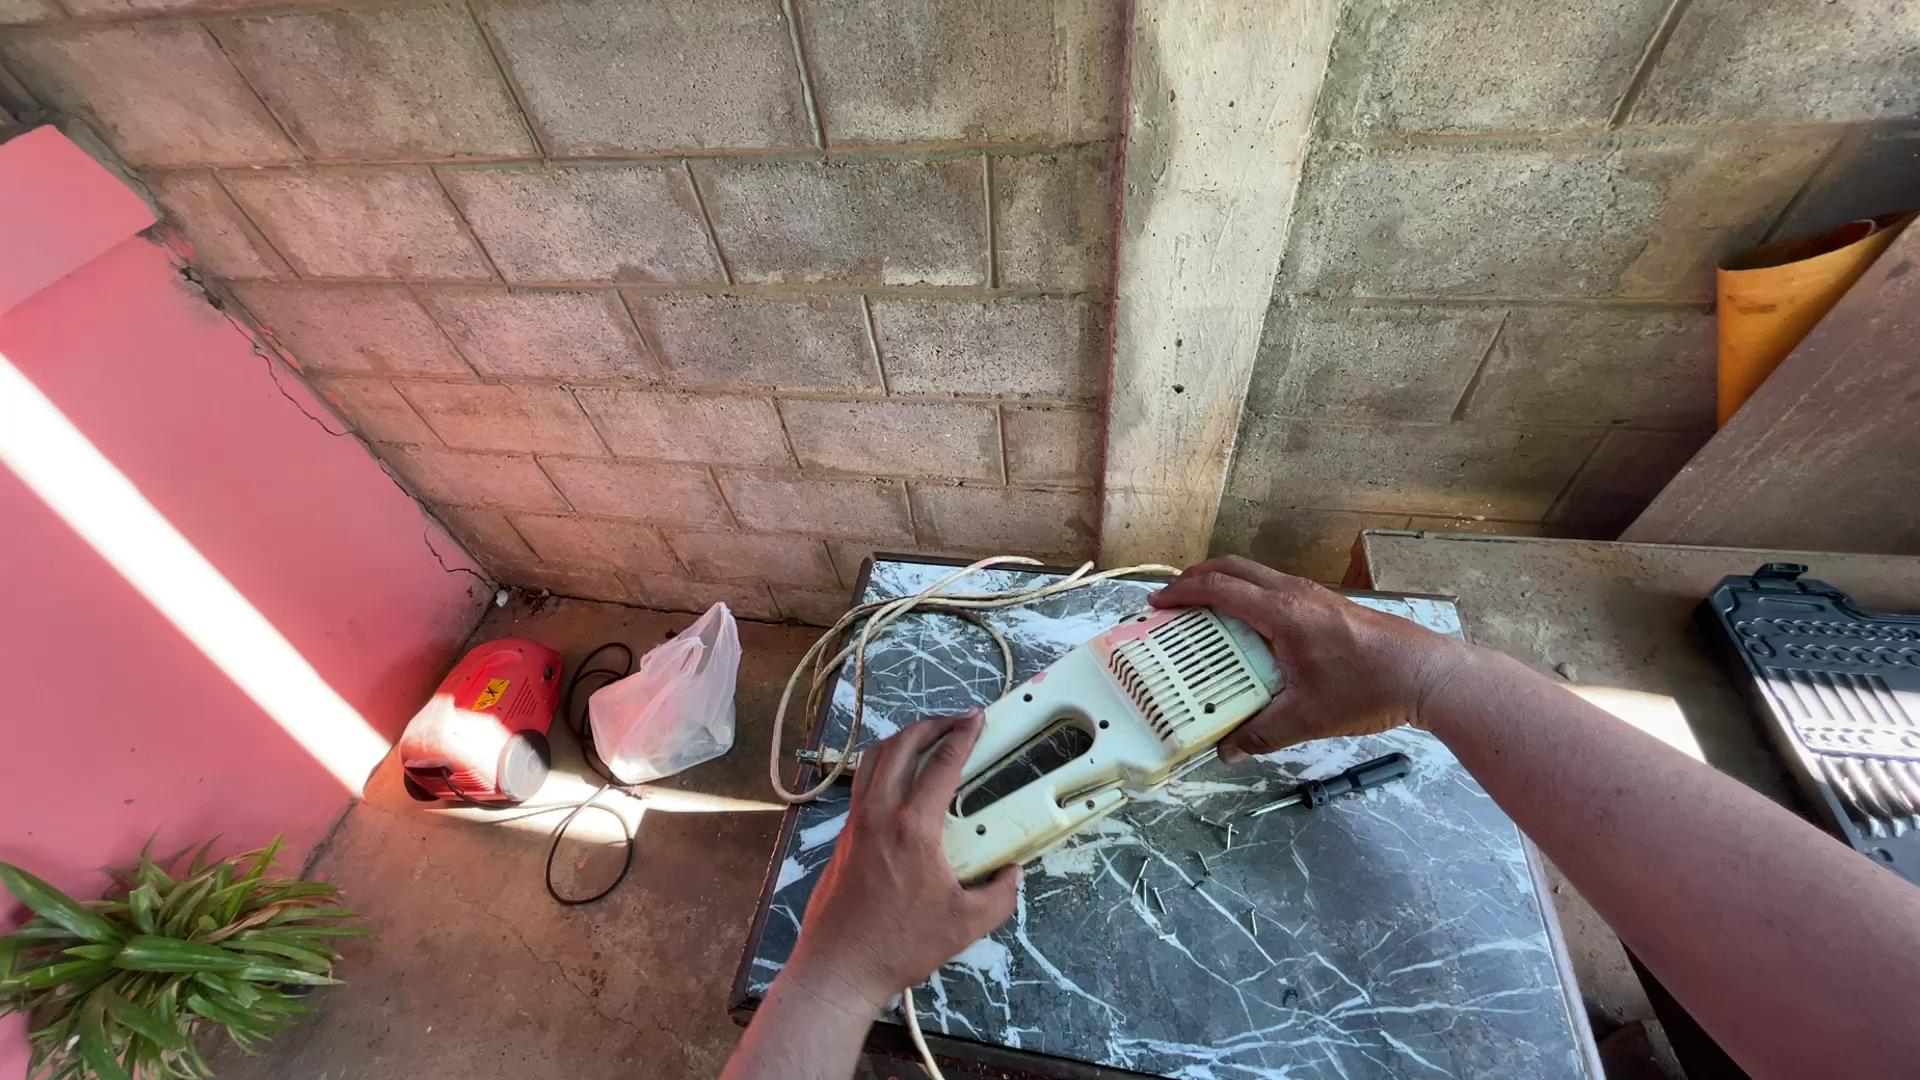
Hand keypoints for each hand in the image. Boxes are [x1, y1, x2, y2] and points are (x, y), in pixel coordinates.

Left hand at [784, 712, 1021, 1013]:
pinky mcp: (843, 834)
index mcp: (913, 826)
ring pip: (875, 757)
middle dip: (932, 723)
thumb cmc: (900, 945)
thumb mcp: (964, 926)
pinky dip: (884, 762)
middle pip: (902, 744)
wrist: (837, 967)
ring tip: (927, 738)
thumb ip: (999, 897)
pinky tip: (898, 779)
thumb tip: (1013, 874)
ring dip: (903, 738)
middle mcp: (880, 811)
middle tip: (956, 721)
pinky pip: (863, 780)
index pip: (942, 763)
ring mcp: (856, 820)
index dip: (964, 734)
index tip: (977, 717)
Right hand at [1150, 556, 1473, 760]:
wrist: (1429, 674)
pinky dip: (1246, 589)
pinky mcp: (1326, 600)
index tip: (1157, 602)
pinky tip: (1248, 620)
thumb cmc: (1368, 690)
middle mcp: (1293, 593)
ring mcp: (1312, 592)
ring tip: (1203, 604)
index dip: (1183, 592)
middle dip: (1196, 575)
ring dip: (1222, 579)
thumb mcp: (1309, 718)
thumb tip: (1225, 752)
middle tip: (1173, 596)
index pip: (1220, 590)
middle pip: (1232, 566)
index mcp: (1282, 613)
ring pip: (1254, 571)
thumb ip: (1262, 733)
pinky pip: (1272, 583)